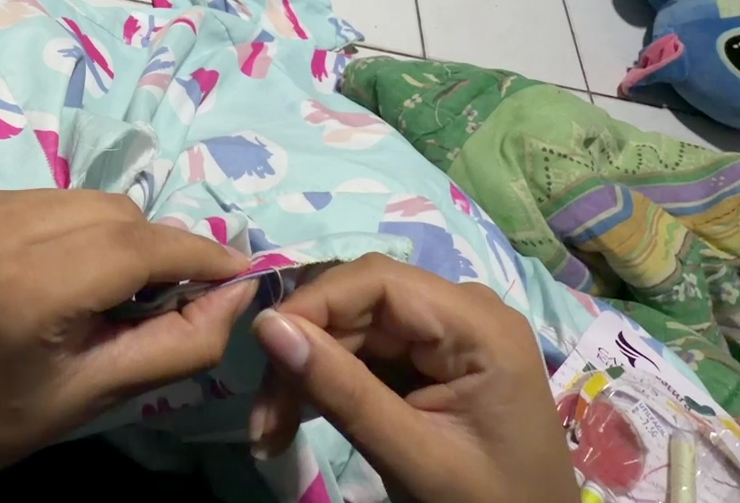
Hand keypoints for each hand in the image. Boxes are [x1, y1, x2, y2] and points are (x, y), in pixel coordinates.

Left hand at [0, 189, 255, 484]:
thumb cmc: (5, 415)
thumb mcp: (100, 393)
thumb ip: (180, 342)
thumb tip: (239, 290)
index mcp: (28, 287)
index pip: (136, 247)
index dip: (197, 255)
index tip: (242, 270)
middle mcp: (5, 227)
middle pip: (123, 216)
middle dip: (162, 252)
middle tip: (169, 302)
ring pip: (101, 201)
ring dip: (128, 239)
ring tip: (117, 291)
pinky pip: (71, 200)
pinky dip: (94, 229)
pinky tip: (80, 270)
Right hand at [248, 254, 575, 502]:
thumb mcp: (417, 460)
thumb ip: (343, 392)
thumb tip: (265, 325)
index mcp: (477, 324)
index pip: (376, 280)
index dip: (313, 302)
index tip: (263, 344)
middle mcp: (460, 311)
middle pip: (356, 304)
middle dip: (303, 351)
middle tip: (262, 415)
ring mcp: (444, 332)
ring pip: (348, 327)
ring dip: (305, 371)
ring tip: (270, 427)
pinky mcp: (426, 356)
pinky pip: (361, 350)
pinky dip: (325, 381)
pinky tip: (296, 415)